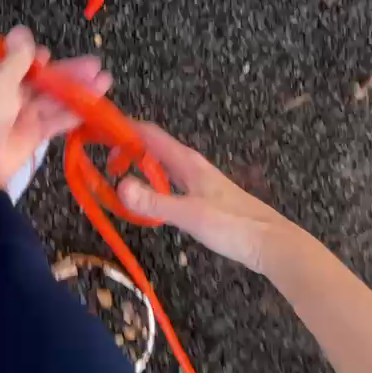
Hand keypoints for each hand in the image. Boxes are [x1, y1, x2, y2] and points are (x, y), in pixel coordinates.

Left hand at [0, 26, 113, 196]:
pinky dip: (73, 114)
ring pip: (54, 99)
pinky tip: (94, 107)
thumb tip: (21, 29)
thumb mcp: (0, 79)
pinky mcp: (33, 136)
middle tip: (95, 66)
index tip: (52, 57)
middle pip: (43, 80)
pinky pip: (56, 121)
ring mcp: (22, 115)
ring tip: (104, 82)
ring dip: (77, 92)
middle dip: (68, 73)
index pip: (21, 62)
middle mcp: (9, 93)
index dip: (39, 60)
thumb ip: (17, 58)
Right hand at [118, 123, 297, 275]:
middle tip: (102, 161)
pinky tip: (146, 196)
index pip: (148, 132)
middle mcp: (190, 164)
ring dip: (137, 162)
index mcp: (186, 161)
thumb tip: (118, 186)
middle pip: (152, 145)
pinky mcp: (202, 196)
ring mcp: (197, 179)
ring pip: (160, 161)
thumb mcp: (191, 216)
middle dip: (125, 146)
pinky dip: (150, 179)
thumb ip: (154, 202)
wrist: (275, 246)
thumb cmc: (235, 226)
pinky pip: (168, 177)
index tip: (96, 129)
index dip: (122, 127)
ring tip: (116, 174)